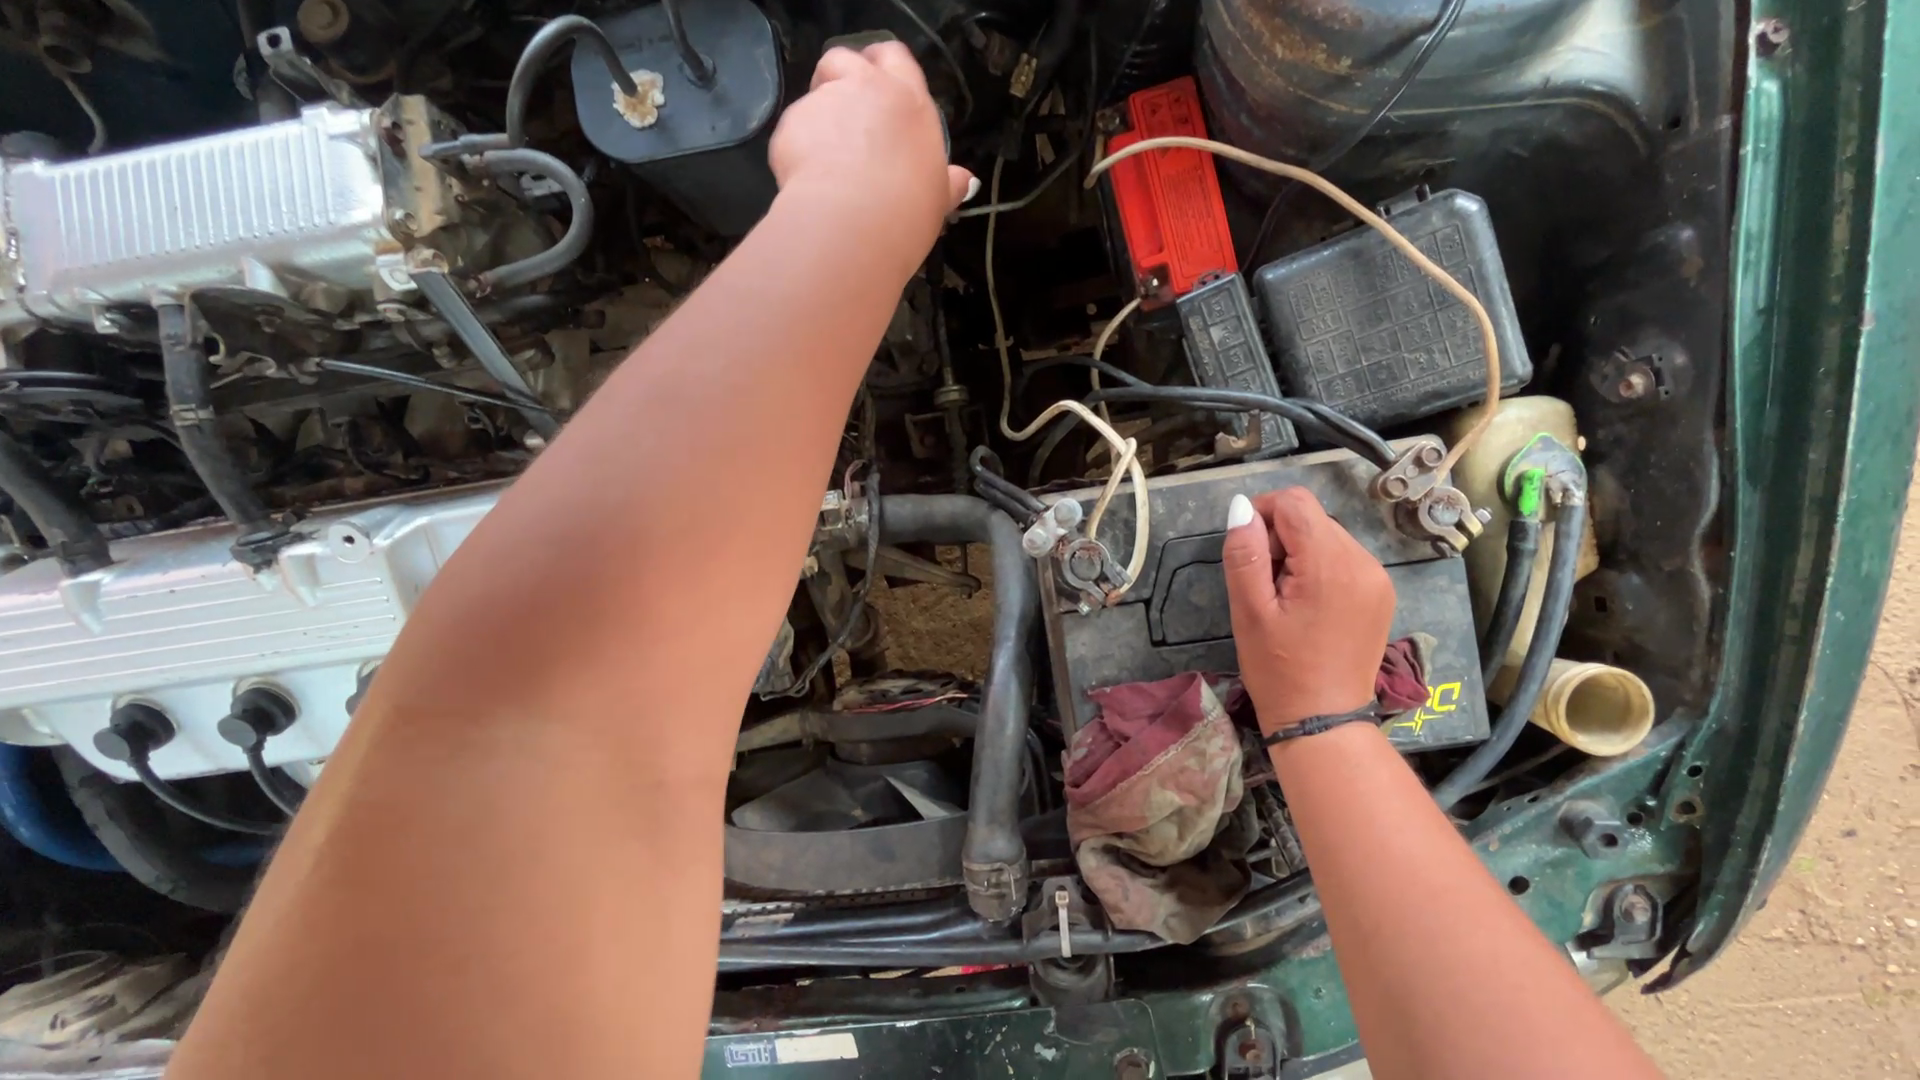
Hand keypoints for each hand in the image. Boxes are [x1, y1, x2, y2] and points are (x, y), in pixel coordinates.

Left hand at [769, 44, 974, 251]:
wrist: (852, 222)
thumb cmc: (907, 210)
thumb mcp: (937, 198)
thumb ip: (947, 183)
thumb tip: (965, 180)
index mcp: (910, 102)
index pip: (895, 58)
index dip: (882, 67)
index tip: (876, 85)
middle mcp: (867, 89)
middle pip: (845, 59)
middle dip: (840, 78)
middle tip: (843, 113)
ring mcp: (826, 102)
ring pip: (815, 94)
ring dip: (818, 116)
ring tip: (824, 157)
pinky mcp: (793, 123)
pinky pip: (794, 129)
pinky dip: (798, 148)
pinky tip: (809, 181)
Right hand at [1223, 489, 1395, 735]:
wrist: (1323, 720)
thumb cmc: (1278, 669)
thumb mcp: (1249, 611)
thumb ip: (1244, 554)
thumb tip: (1240, 508)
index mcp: (1329, 563)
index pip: (1294, 502)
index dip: (1261, 513)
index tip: (1246, 552)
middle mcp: (1362, 561)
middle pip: (1312, 517)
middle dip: (1279, 537)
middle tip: (1263, 584)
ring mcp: (1376, 577)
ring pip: (1327, 536)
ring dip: (1298, 553)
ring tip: (1284, 598)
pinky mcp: (1380, 593)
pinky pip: (1343, 558)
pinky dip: (1319, 568)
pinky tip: (1306, 604)